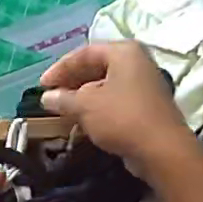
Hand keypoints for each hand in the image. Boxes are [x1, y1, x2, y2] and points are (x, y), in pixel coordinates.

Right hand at [39, 42, 198, 176]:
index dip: (60, 68)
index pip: (84, 53)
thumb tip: (47, 97)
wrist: (160, 149)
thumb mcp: (85, 105)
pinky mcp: (146, 106)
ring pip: (105, 85)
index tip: (41, 85)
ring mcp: (144, 84)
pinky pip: (115, 100)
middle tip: (52, 96)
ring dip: (82, 96)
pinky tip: (83, 120)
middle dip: (71, 82)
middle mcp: (137, 62)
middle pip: (96, 67)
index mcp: (124, 52)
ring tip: (63, 109)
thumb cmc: (121, 117)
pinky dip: (97, 107)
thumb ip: (63, 98)